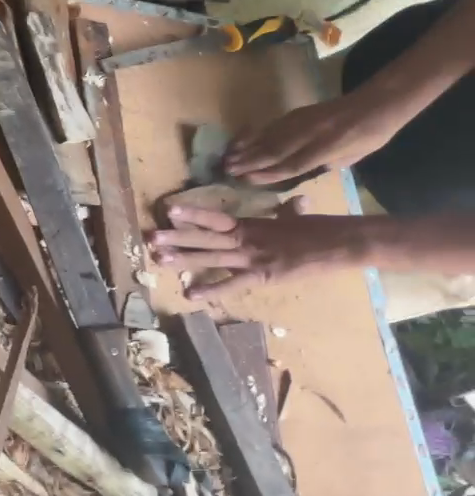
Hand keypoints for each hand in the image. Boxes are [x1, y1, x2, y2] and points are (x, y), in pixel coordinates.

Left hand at [150, 202, 368, 299]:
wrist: (347, 243)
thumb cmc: (323, 229)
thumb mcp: (300, 218)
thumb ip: (289, 212)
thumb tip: (298, 201)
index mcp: (250, 226)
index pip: (214, 218)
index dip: (192, 214)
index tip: (167, 210)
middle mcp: (245, 239)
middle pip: (204, 238)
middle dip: (176, 238)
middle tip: (148, 237)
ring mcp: (251, 257)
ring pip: (211, 257)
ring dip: (183, 258)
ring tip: (157, 258)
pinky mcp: (262, 274)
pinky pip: (232, 283)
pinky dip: (211, 289)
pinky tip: (190, 294)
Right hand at [222, 91, 404, 183]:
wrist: (380, 101)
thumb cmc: (373, 133)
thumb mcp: (355, 156)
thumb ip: (324, 165)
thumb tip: (297, 171)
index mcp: (331, 146)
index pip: (293, 165)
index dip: (268, 174)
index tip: (248, 180)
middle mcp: (313, 134)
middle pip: (274, 151)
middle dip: (249, 162)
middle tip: (228, 171)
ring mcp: (302, 121)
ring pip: (268, 138)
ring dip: (245, 149)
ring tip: (228, 159)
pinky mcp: (296, 113)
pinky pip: (270, 127)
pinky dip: (253, 135)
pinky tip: (240, 142)